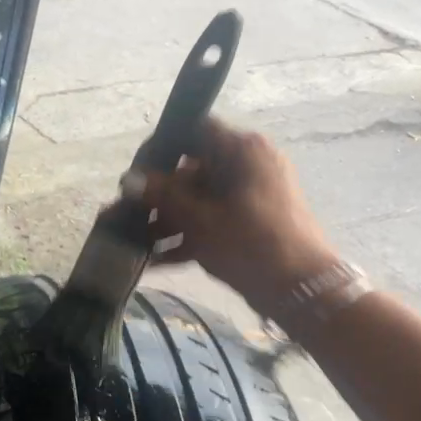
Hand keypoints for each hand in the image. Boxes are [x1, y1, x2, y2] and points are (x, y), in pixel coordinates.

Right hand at [126, 118, 339, 315]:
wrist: (298, 289)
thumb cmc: (249, 243)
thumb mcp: (199, 219)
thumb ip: (162, 196)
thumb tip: (128, 180)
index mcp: (242, 151)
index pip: (195, 132)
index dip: (160, 149)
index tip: (134, 175)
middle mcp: (246, 166)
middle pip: (190, 172)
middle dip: (154, 197)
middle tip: (122, 216)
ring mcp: (248, 197)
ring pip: (197, 201)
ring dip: (162, 222)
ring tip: (130, 243)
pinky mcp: (247, 224)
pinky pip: (208, 222)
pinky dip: (183, 238)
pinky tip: (152, 260)